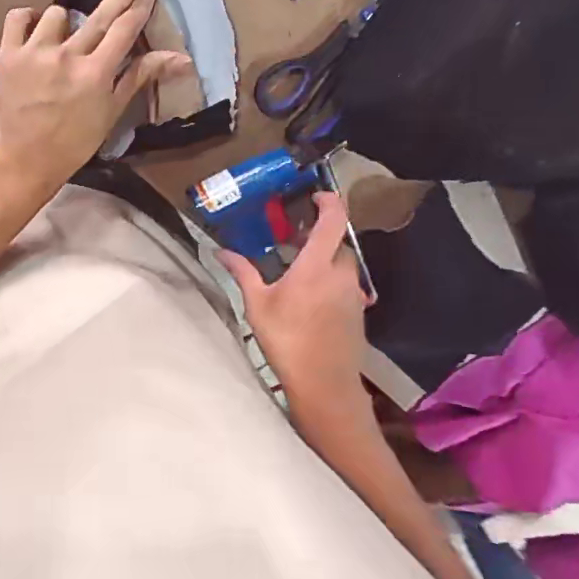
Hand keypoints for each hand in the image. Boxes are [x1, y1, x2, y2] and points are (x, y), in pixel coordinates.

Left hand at [0, 0, 191, 195]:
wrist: (27, 158)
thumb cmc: (75, 140)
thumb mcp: (112, 110)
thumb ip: (140, 76)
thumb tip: (183, 59)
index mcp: (96, 73)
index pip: (124, 28)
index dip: (139, 4)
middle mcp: (67, 57)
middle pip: (100, 15)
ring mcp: (35, 54)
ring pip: (57, 14)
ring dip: (66, 23)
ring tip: (64, 43)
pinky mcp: (9, 56)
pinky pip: (18, 18)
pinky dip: (27, 18)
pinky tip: (36, 27)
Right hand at [220, 192, 370, 418]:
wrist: (324, 383)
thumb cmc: (286, 340)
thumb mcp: (257, 305)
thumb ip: (243, 272)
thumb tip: (221, 251)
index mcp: (316, 266)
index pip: (333, 221)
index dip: (329, 201)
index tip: (315, 195)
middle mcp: (341, 274)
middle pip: (338, 242)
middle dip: (319, 237)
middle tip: (292, 241)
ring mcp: (353, 293)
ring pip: (342, 264)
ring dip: (324, 260)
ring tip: (297, 270)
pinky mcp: (358, 310)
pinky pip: (345, 283)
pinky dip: (330, 280)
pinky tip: (308, 298)